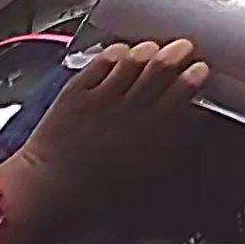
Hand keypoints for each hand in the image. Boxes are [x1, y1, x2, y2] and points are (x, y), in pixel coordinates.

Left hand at [0, 41, 208, 226]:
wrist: (44, 195)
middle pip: (159, 70)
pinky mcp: (76, 91)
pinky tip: (121, 52)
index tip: (200, 68)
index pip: (179, 95)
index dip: (193, 77)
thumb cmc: (95, 196)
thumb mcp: (144, 178)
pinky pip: (101, 62)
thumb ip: (168, 147)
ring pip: (132, 61)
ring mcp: (101, 99)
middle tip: (184, 47)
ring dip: (147, 50)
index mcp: (148, 136)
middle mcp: (127, 112)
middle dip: (177, 53)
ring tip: (154, 48)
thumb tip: (187, 121)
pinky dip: (115, 53)